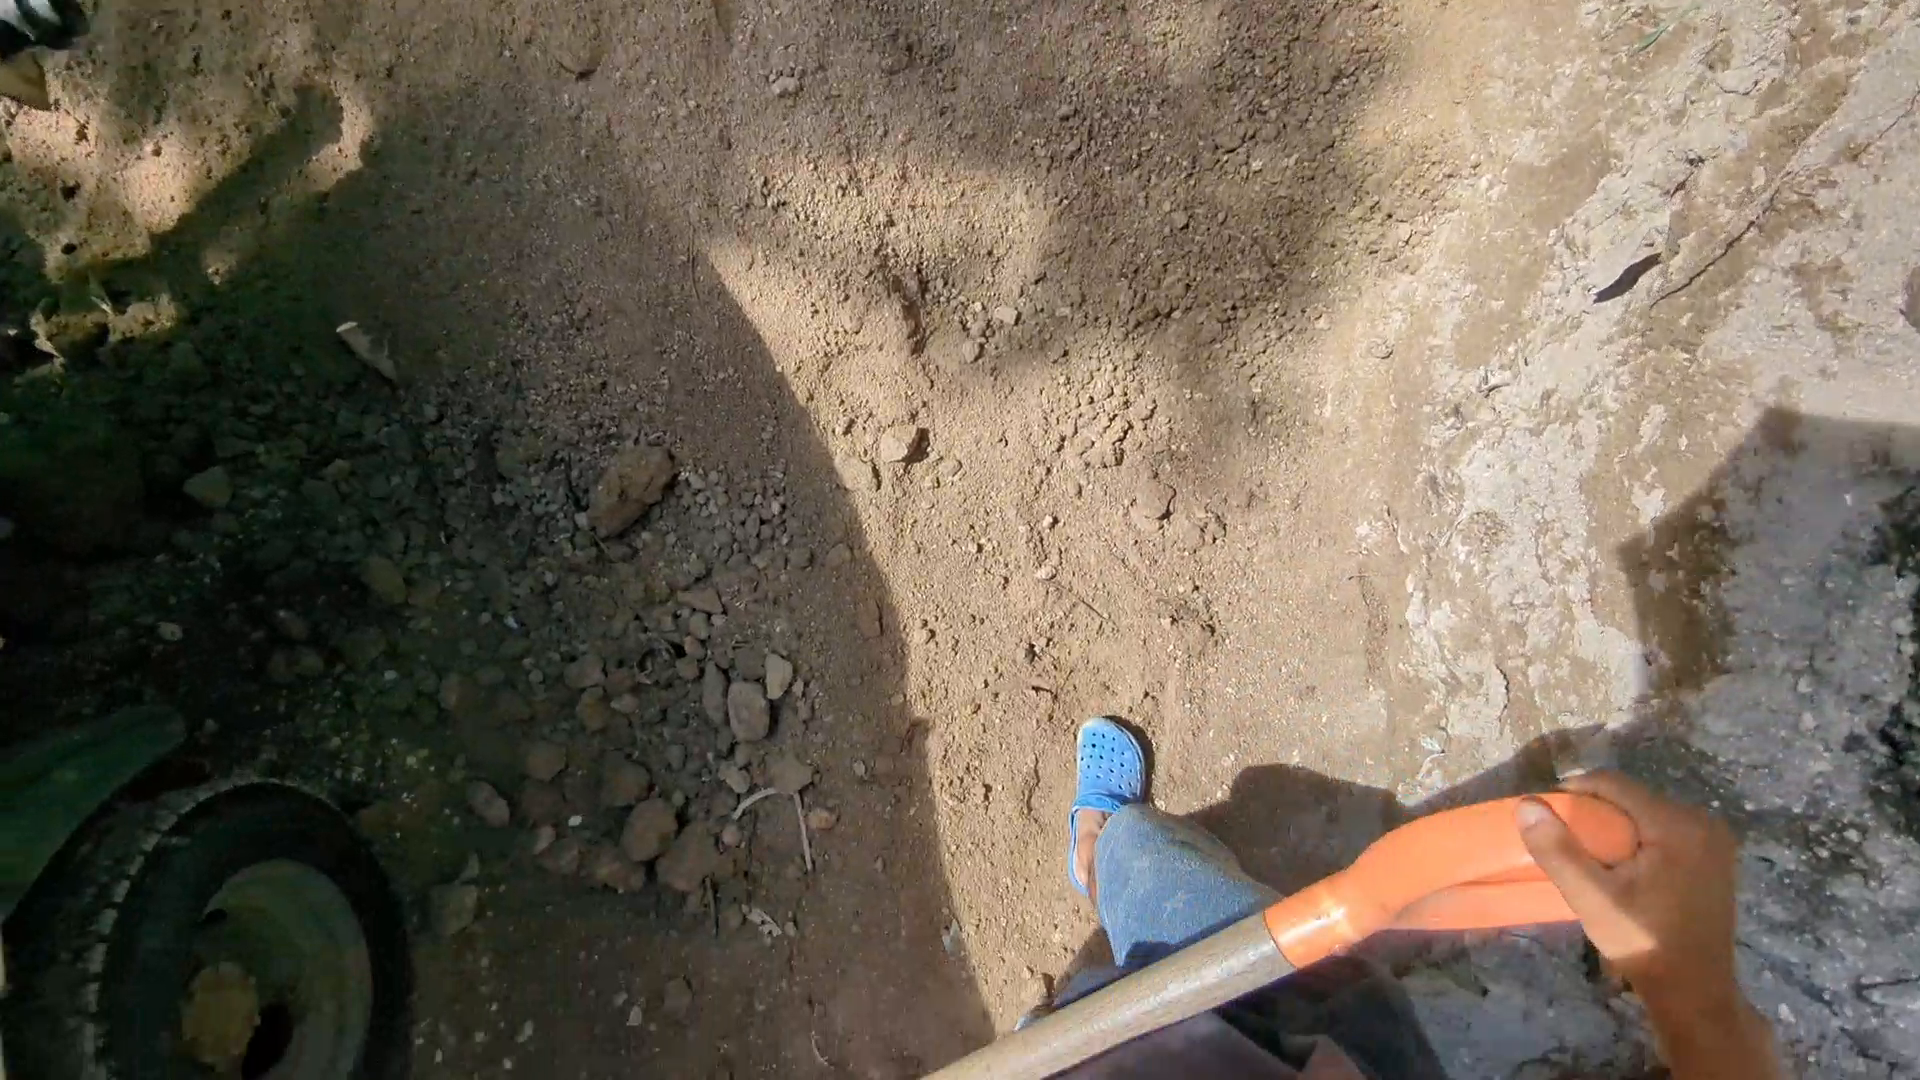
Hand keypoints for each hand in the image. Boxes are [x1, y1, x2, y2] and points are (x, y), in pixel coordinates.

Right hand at [1517, 772, 1781, 1079]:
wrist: (1694, 991)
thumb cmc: (1641, 940)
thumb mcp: (1589, 896)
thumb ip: (1557, 848)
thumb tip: (1526, 803)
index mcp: (1678, 827)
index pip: (1610, 783)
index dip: (1571, 793)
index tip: (1547, 819)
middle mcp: (1703, 824)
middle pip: (1626, 795)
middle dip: (1589, 810)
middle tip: (1565, 840)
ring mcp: (1713, 840)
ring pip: (1639, 809)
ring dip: (1607, 823)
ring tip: (1587, 853)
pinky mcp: (1711, 855)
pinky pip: (1657, 826)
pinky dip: (1629, 835)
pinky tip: (1617, 863)